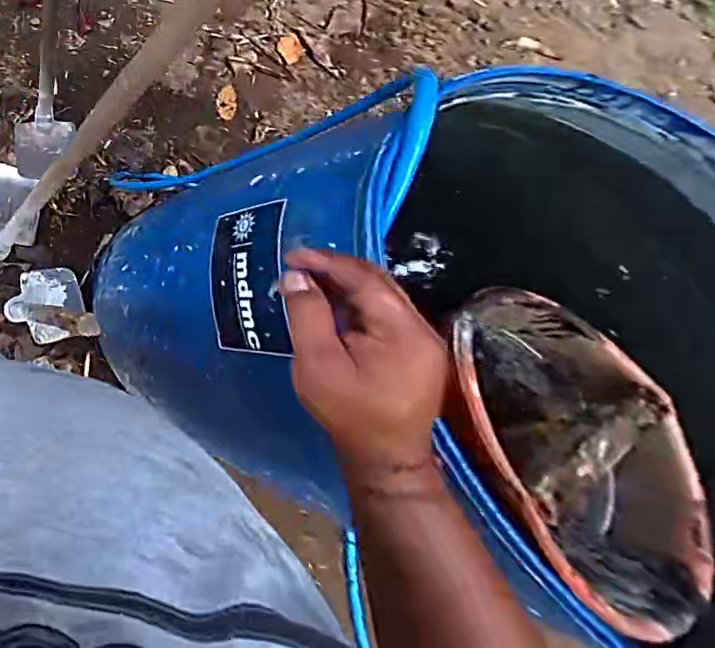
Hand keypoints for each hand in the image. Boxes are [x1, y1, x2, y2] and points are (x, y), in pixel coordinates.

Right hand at [280, 248, 446, 480]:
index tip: (292, 256)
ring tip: (308, 279)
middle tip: (297, 264)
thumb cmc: (348, 412)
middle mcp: (421, 329)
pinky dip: (354, 299)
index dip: (326, 262)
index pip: (364, 279)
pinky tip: (329, 302)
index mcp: (403, 331)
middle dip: (335, 267)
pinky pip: (382, 310)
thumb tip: (296, 276)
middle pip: (377, 281)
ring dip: (344, 281)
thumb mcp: (317, 362)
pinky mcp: (415, 349)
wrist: (386, 458)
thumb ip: (307, 314)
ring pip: (381, 293)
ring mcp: (422, 340)